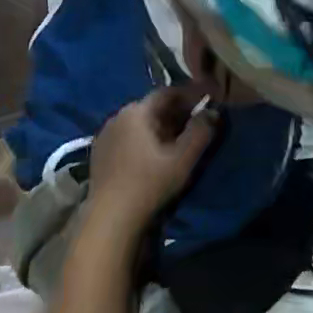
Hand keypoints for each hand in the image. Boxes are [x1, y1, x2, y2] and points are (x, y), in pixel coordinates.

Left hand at [88, 87, 217, 229]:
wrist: (110, 219)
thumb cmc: (149, 184)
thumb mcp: (183, 158)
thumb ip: (201, 131)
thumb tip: (213, 112)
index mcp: (136, 111)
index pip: (167, 93)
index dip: (189, 97)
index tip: (206, 105)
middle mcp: (117, 116)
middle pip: (152, 108)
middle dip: (176, 113)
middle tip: (196, 126)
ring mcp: (105, 135)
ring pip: (139, 123)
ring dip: (160, 128)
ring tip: (178, 143)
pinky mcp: (100, 154)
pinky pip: (127, 138)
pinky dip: (144, 141)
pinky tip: (153, 158)